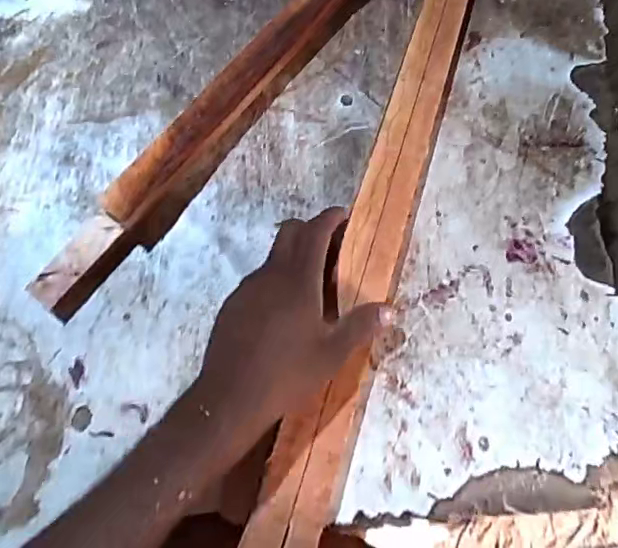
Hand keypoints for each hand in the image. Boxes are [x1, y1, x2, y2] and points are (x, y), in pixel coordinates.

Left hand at [182, 207, 392, 462]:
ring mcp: (247, 288)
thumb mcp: (332, 354)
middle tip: (331, 249)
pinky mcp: (231, 305)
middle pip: (290, 231)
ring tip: (309, 287)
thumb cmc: (286, 374)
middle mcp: (272, 274)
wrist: (227, 402)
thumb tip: (390, 310)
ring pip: (273, 256)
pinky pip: (258, 280)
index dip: (330, 217)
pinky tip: (281, 314)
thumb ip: (361, 326)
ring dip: (292, 258)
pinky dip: (274, 282)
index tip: (344, 216)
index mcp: (299, 278)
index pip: (315, 231)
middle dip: (311, 230)